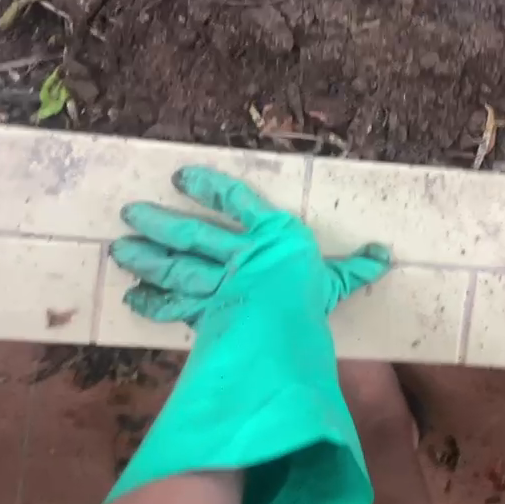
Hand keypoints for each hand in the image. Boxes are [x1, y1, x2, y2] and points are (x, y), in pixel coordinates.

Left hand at [103, 167, 389, 503]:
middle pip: (192, 235)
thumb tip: (385, 255)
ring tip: (119, 247)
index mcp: (270, 235)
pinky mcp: (206, 313)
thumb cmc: (310, 295)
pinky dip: (153, 301)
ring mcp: (216, 284)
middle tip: (130, 212)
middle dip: (160, 223)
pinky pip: (174, 305)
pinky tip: (132, 296)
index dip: (209, 188)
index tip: (180, 176)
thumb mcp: (336, 280)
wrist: (280, 327)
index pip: (237, 202)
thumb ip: (354, 268)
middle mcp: (238, 254)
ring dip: (147, 257)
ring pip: (175, 266)